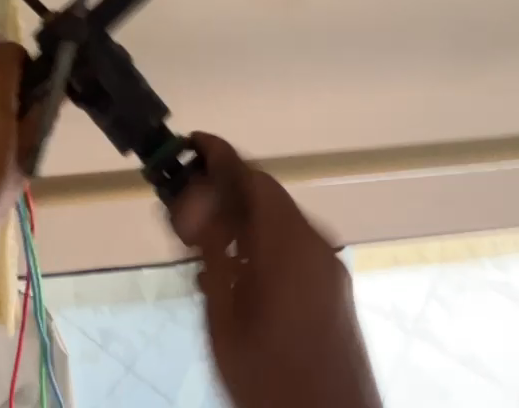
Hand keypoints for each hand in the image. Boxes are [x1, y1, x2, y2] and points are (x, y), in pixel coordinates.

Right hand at [169, 133, 382, 407]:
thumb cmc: (268, 376)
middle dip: (224, 188)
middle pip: (266, 196)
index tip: (189, 142)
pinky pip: (294, 244)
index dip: (218, 154)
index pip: (251, 177)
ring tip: (201, 239)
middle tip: (184, 198)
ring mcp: (329, 265)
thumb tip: (195, 197)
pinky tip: (234, 269)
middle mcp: (315, 243)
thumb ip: (212, 251)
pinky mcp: (334, 286)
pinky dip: (262, 241)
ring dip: (241, 218)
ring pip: (280, 220)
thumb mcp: (225, 316)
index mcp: (288, 244)